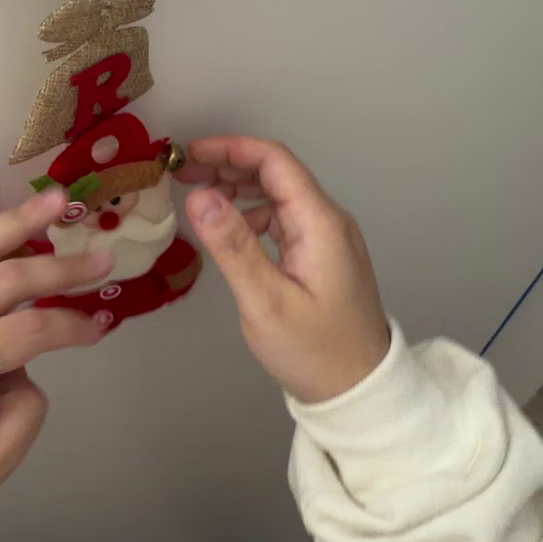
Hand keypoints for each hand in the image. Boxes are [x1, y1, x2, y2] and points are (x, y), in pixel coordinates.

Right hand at [178, 137, 391, 403]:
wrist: (361, 393)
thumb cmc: (314, 352)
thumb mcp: (265, 301)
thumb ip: (232, 245)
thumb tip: (199, 195)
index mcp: (320, 224)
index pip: (275, 161)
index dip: (229, 148)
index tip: (188, 154)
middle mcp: (328, 221)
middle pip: (276, 172)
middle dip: (227, 164)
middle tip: (181, 172)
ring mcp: (326, 237)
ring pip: (278, 193)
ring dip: (236, 185)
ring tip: (195, 191)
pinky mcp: (320, 254)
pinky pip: (282, 216)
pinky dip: (250, 210)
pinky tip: (226, 224)